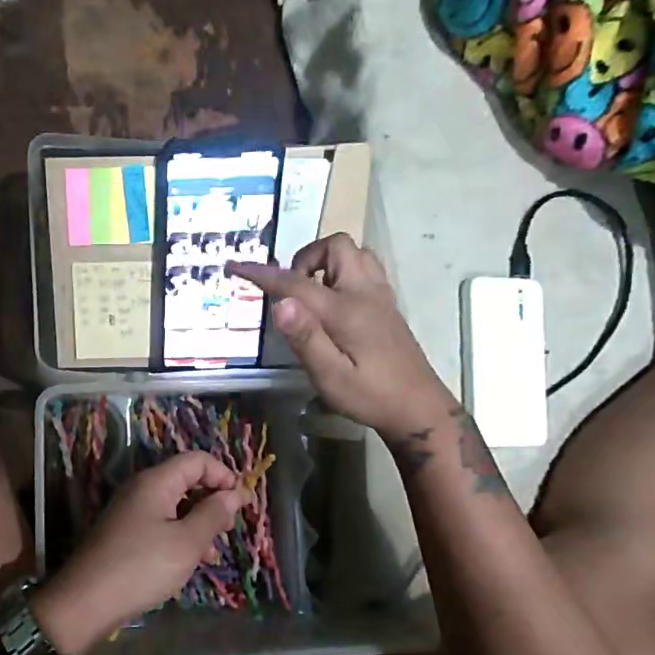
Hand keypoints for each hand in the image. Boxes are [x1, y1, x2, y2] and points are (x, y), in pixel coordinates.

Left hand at [31, 452, 247, 654]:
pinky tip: (192, 561)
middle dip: (212, 499)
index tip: (241, 503)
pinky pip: (161, 524)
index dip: (223, 475)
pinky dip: (181, 536)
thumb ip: (213, 515)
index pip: (197, 460)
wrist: (86, 600)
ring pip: (174, 505)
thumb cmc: (142, 567)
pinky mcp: (125, 534)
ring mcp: (130, 512)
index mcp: (156, 482)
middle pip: (185, 480)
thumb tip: (233, 494)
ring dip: (198, 522)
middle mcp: (141, 489)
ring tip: (214, 551)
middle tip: (230, 528)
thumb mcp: (186, 542)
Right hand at [230, 234, 453, 439]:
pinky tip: (334, 304)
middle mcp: (365, 292)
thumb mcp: (330, 376)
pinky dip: (342, 272)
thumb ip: (305, 338)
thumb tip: (281, 303)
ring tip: (312, 295)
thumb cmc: (370, 396)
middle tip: (293, 293)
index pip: (296, 282)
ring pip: (354, 253)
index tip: (236, 266)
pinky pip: (364, 268)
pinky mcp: (386, 305)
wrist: (418, 407)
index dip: (262, 274)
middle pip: (335, 246)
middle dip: (306, 259)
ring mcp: (380, 296)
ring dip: (327, 262)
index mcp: (345, 309)